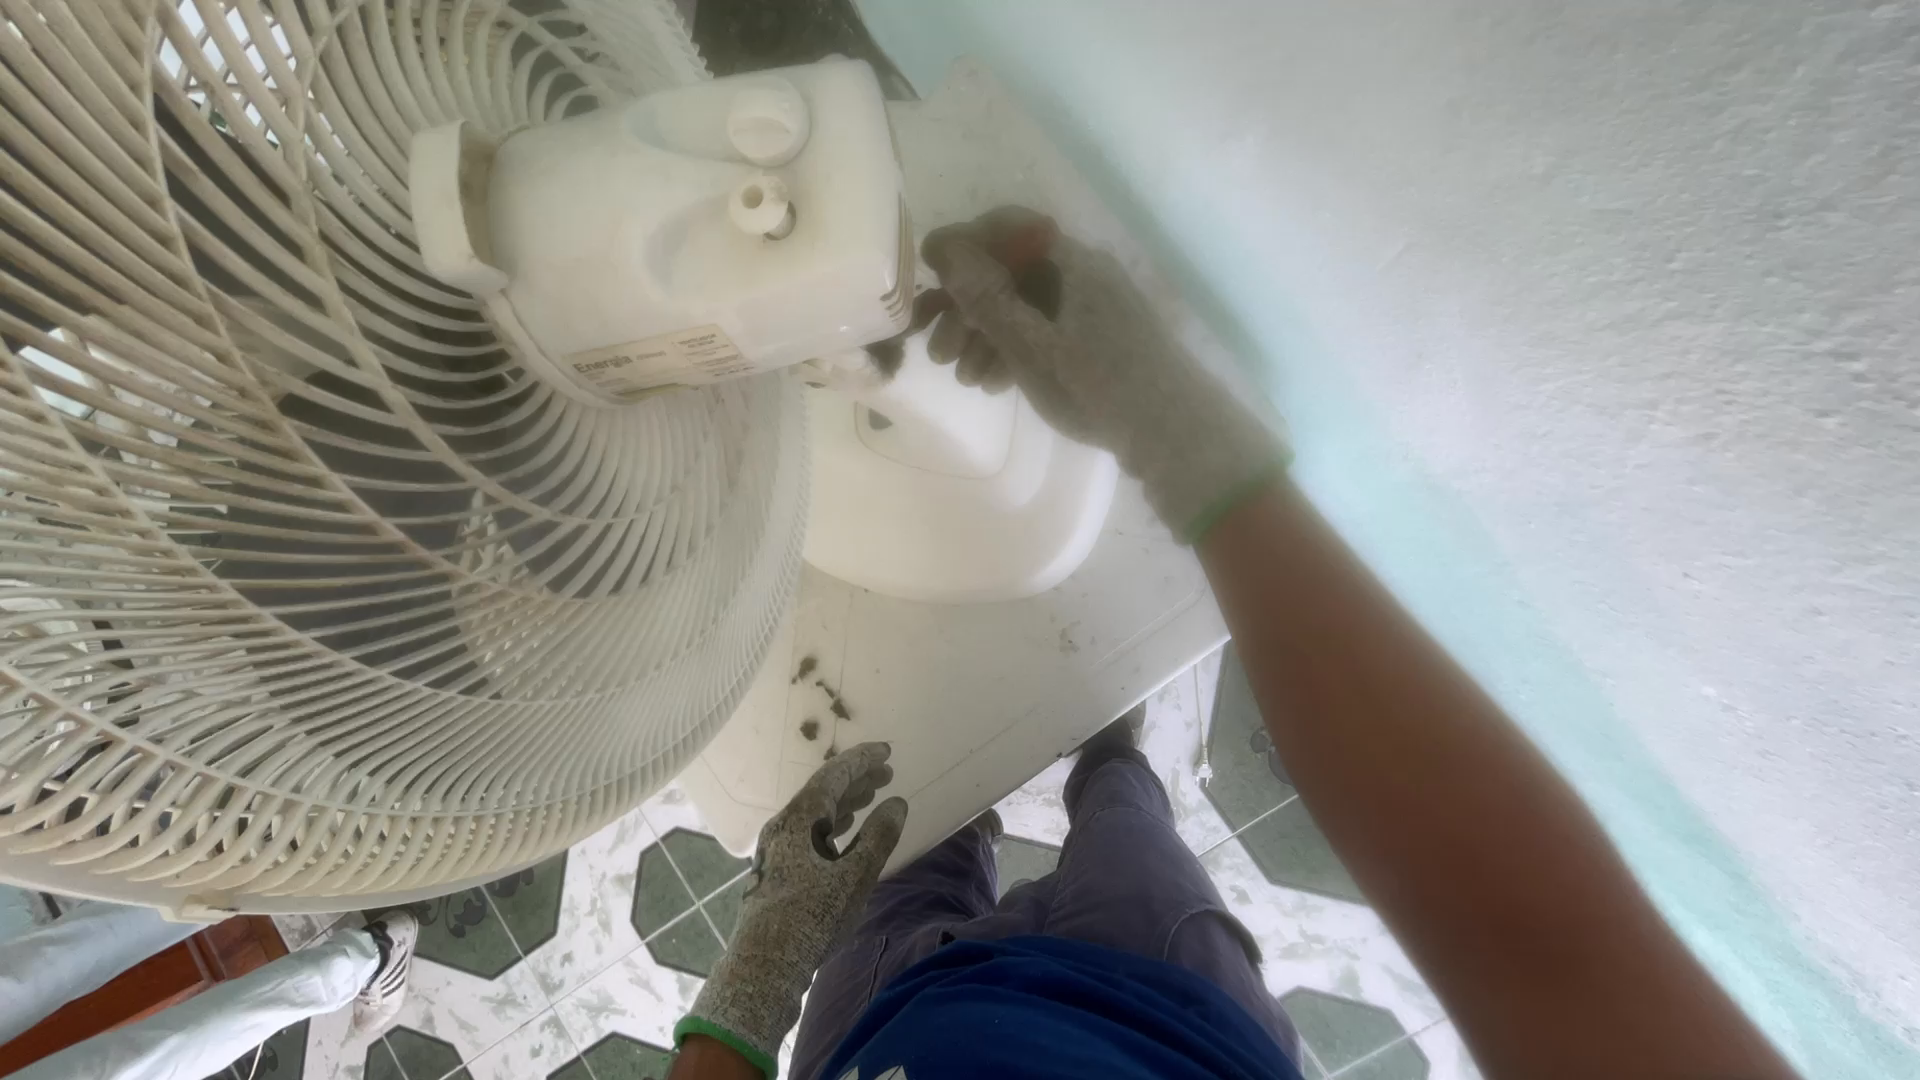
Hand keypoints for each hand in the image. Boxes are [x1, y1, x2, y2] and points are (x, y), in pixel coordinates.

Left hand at [676, 743, 907, 1077]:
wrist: (763, 969)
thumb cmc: (810, 918)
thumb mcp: (854, 877)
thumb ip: (879, 837)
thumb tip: (897, 803)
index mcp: (798, 819)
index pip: (833, 776)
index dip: (862, 760)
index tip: (886, 751)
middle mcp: (784, 826)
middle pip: (823, 791)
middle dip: (857, 779)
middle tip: (887, 774)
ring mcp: (777, 849)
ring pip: (816, 813)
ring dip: (846, 801)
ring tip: (873, 796)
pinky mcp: (778, 871)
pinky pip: (811, 832)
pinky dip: (834, 824)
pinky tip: (847, 834)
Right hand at [922, 207, 1289, 542]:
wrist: (1172, 433)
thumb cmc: (1098, 388)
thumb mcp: (1031, 346)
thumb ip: (987, 298)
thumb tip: (945, 248)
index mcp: (1069, 262)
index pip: (1005, 228)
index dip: (960, 247)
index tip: (926, 279)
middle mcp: (1082, 273)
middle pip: (1010, 273)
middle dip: (967, 309)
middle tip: (937, 353)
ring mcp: (1093, 307)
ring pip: (1025, 307)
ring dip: (987, 336)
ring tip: (965, 379)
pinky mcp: (1099, 339)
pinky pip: (1046, 331)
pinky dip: (1016, 350)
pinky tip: (997, 384)